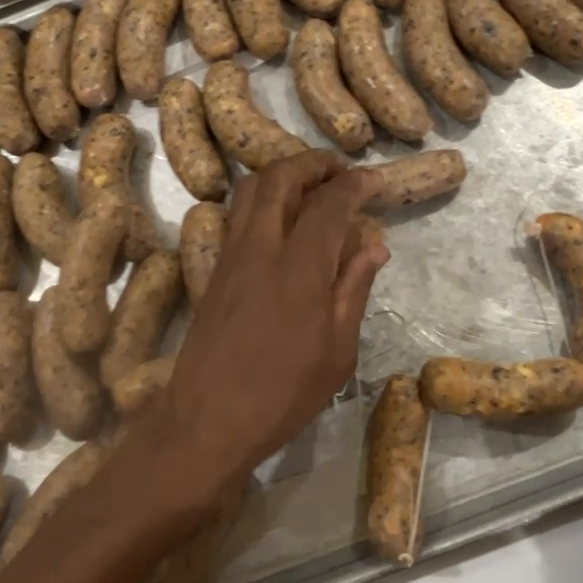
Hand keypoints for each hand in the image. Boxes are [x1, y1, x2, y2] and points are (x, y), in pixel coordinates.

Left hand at [157, 150, 387, 489]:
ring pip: (251, 190)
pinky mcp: (214, 269)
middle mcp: (260, 249)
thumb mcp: (337, 351)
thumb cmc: (283, 394)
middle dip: (312, 163)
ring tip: (311, 185)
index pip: (329, 204)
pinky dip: (262, 199)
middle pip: (281, 179)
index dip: (355, 185)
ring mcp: (230, 256)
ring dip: (283, 175)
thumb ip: (354, 289)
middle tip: (339, 170)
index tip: (374, 180)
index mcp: (298, 269)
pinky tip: (280, 219)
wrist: (208, 419)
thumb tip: (374, 245)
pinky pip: (237, 214)